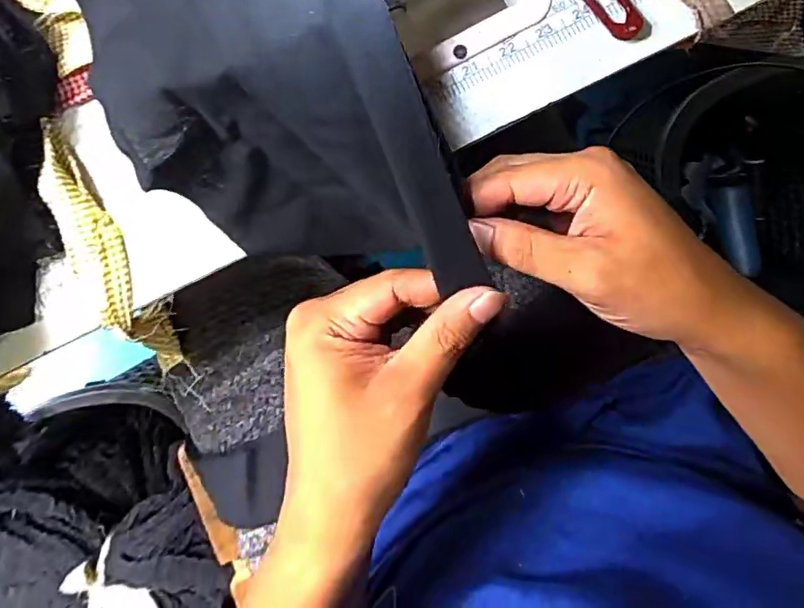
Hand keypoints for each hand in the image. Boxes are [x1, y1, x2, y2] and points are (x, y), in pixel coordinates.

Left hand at [269, 270, 504, 589]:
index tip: (486, 295)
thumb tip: (489, 294)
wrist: (332, 521)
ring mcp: (321, 336)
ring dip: (423, 322)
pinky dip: (406, 337)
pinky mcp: (333, 355)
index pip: (392, 283)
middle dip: (433, 305)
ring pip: (387, 312)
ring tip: (462, 327)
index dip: (441, 287)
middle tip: (480, 312)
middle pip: (389, 296)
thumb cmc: (363, 458)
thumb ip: (449, 333)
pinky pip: (378, 330)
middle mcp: (314, 316)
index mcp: (321, 317)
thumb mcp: (411, 387)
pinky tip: (432, 345)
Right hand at [466, 147, 752, 346]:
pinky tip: (502, 234)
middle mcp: (587, 164)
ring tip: (469, 234)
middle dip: (482, 199)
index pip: (511, 176)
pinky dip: (521, 214)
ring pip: (527, 184)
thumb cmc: (655, 289)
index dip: (474, 199)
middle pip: (515, 172)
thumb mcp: (582, 271)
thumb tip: (470, 230)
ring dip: (500, 207)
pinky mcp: (593, 198)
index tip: (444, 226)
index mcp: (586, 172)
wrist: (708, 309)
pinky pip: (544, 198)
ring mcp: (592, 179)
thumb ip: (521, 246)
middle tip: (451, 233)